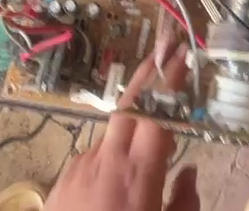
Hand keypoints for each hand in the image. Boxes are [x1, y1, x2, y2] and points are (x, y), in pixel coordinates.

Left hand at [45, 41, 199, 210]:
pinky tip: (113, 177)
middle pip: (130, 105)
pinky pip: (90, 158)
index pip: (159, 113)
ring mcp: (79, 171)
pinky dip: (107, 157)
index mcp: (139, 176)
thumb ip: (184, 203)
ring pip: (109, 132)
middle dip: (149, 78)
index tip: (182, 55)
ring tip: (146, 128)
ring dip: (130, 123)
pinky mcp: (58, 186)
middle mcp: (107, 163)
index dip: (171, 81)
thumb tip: (190, 172)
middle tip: (166, 53)